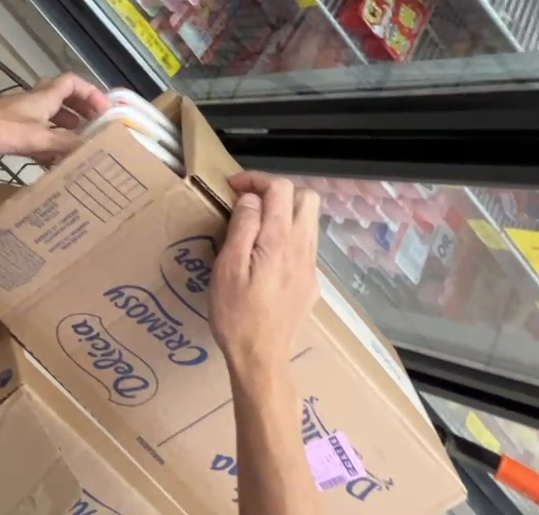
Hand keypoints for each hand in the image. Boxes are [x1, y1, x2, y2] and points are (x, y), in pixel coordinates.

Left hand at [0, 74, 110, 166]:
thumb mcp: (36, 137)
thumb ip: (64, 144)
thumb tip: (93, 150)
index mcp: (43, 97)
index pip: (72, 82)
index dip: (91, 92)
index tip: (106, 110)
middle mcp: (32, 102)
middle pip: (62, 99)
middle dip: (81, 111)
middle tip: (95, 130)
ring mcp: (17, 116)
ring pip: (48, 118)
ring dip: (64, 129)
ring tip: (78, 148)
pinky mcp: (5, 131)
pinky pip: (34, 134)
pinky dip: (47, 144)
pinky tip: (51, 162)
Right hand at [209, 172, 321, 375]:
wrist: (261, 359)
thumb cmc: (236, 313)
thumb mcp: (228, 266)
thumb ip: (243, 226)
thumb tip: (251, 199)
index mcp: (280, 240)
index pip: (281, 188)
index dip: (256, 179)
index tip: (232, 187)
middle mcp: (302, 248)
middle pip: (306, 198)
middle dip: (276, 191)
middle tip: (248, 202)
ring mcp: (310, 267)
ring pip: (309, 221)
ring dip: (283, 212)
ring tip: (254, 225)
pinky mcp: (310, 284)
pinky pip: (305, 245)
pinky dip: (287, 235)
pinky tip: (264, 255)